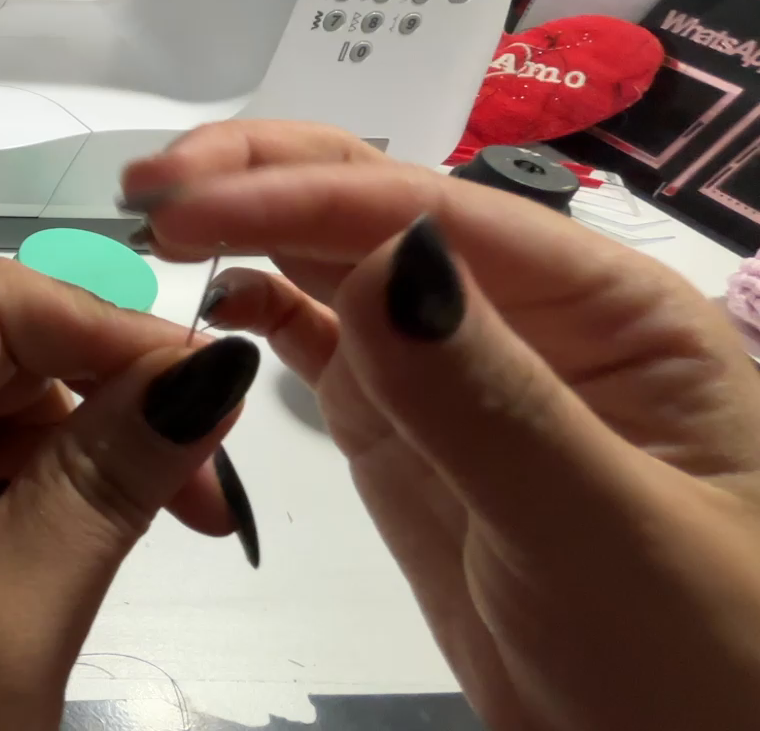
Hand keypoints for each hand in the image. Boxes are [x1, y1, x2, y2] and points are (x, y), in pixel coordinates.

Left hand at [0, 260, 259, 730]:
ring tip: (189, 508)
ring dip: (112, 432)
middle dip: (116, 383)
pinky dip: (82, 471)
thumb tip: (211, 367)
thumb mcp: (6, 617)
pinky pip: (14, 447)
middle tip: (212, 464)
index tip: (211, 378)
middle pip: (9, 340)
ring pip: (24, 391)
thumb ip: (103, 480)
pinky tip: (130, 513)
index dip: (100, 321)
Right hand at [122, 120, 759, 730]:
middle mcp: (502, 302)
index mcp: (593, 301)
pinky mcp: (377, 399)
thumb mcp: (605, 538)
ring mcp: (428, 352)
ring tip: (152, 221)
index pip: (416, 210)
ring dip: (232, 219)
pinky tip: (205, 299)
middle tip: (147, 185)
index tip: (179, 209)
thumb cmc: (696, 671)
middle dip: (247, 174)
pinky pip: (298, 324)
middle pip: (360, 196)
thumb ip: (488, 397)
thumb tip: (380, 262)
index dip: (287, 195)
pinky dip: (242, 298)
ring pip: (317, 248)